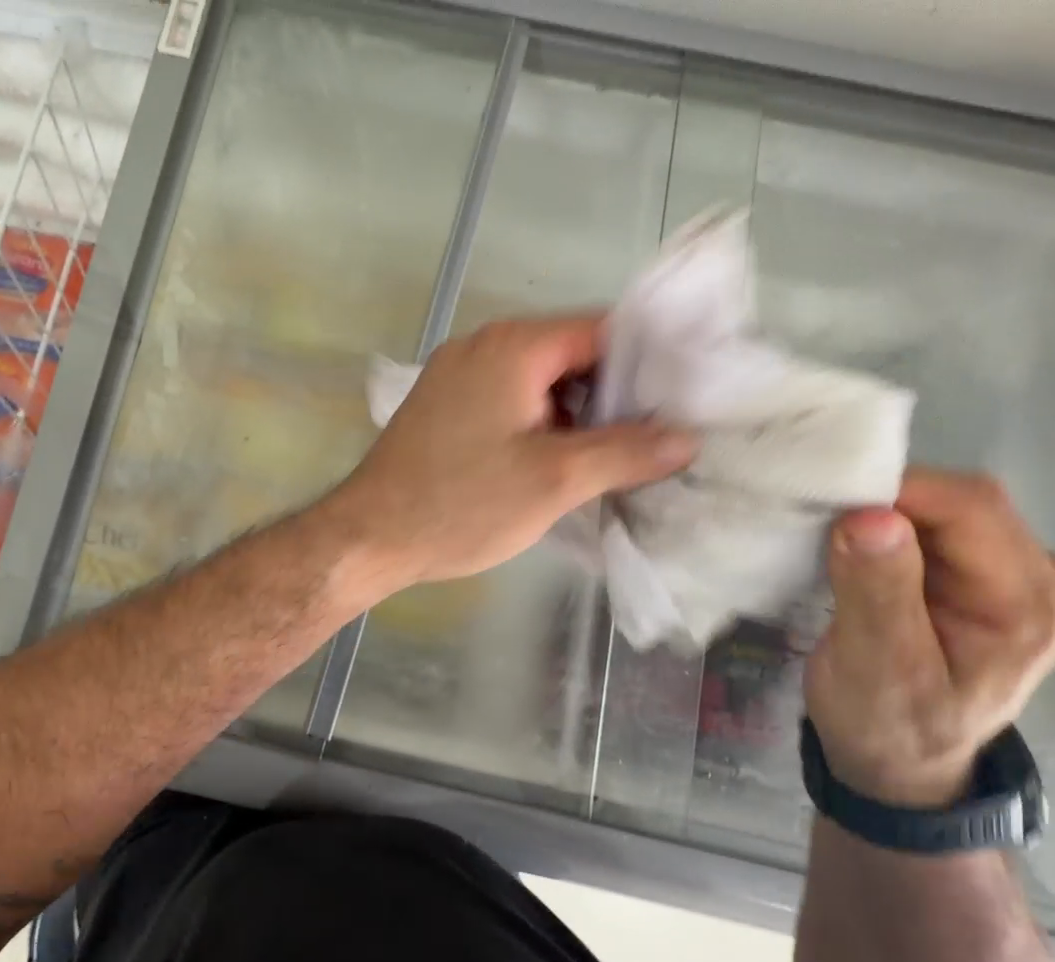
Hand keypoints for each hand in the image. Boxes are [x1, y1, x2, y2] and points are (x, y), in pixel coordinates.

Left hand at [320, 315, 695, 589]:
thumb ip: (627, 452)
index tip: (684, 402)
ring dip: (575, 417)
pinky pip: (506, 403)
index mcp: (512, 346)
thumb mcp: (555, 480)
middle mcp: (480, 347)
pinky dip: (537, 426)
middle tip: (652, 442)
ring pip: (538, 384)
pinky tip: (557, 466)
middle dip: (613, 396)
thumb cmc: (461, 504)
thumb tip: (687, 437)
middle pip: (570, 355)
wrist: (368, 538)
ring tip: (611, 462)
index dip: (650, 364)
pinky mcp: (441, 409)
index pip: (604, 330)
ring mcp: (454, 378)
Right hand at [804, 468, 1054, 808]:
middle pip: (963, 502)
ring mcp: (1014, 574)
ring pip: (945, 510)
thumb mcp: (875, 667)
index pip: (970, 508)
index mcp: (1026, 602)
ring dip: (882, 516)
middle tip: (818, 524)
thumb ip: (877, 593)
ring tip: (829, 540)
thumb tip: (871, 518)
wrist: (897, 764)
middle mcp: (1040, 577)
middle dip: (886, 502)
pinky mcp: (981, 576)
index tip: (824, 506)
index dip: (896, 493)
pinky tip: (853, 554)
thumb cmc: (884, 723)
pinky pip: (935, 529)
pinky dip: (887, 530)